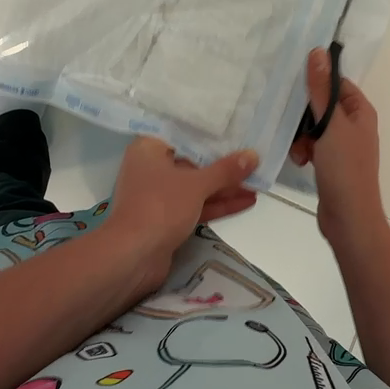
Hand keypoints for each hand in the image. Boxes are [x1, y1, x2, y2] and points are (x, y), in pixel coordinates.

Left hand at [103, 138, 258, 287]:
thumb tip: (254, 155)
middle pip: (192, 162)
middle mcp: (152, 169)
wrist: (132, 258)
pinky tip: (246, 201)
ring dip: (224, 186)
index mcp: (149, 149)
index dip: (211, 134)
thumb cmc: (160, 206)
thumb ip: (225, 170)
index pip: (183, 134)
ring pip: (196, 186)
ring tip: (257, 181)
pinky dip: (217, 204)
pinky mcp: (167, 220)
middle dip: (222, 164)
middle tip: (253, 158)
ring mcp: (159, 196)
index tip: (237, 130)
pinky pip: (196, 206)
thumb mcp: (196, 184)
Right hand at [289, 47, 387, 246]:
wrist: (349, 218)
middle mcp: (354, 125)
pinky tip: (300, 162)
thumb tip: (318, 52)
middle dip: (305, 116)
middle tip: (295, 126)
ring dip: (302, 136)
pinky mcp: (332, 162)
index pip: (337, 83)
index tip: (294, 87)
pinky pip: (313, 146)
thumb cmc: (344, 168)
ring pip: (315, 127)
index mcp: (360, 111)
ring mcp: (343, 145)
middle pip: (323, 105)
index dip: (316, 83)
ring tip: (299, 151)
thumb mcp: (330, 125)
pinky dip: (304, 151)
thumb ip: (321, 89)